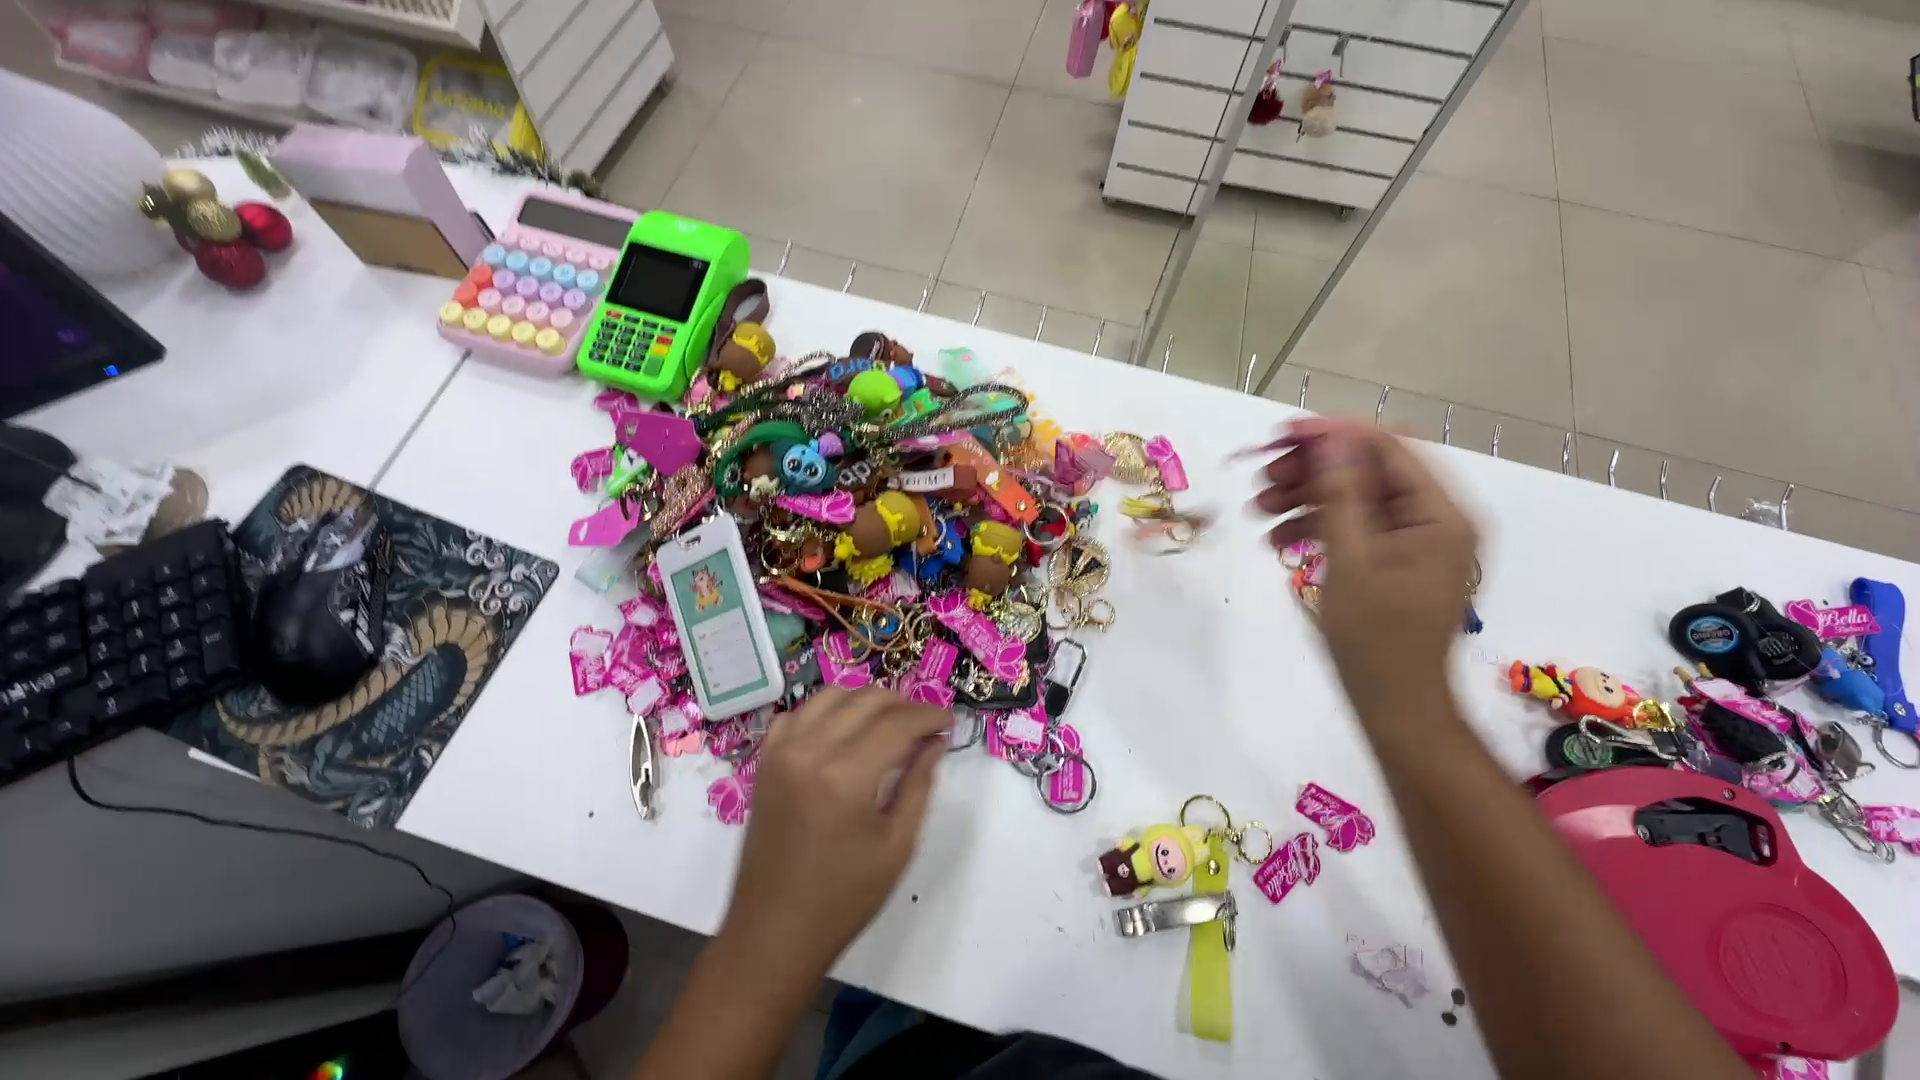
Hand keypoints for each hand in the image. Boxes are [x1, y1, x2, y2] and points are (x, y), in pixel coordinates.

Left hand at [721, 687, 947, 968]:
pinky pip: (798, 714)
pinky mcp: (765, 761)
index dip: (930, 715)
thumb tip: (935, 741)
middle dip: (903, 704)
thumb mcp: (897, 845)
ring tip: (889, 722)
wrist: (774, 930)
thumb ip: (919, 783)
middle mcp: (810, 750)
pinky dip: (826, 711)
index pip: (898, 722)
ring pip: (832, 696)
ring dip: (866, 700)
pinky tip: (843, 732)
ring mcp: (782, 752)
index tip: (949, 722)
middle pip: (866, 699)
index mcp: (847, 775)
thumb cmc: (844, 897)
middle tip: (925, 725)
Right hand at [1252, 418, 1477, 721]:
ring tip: (1258, 510)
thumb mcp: (1351, 559)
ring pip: (1355, 499)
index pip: (1388, 448)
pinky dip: (1317, 528)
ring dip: (1305, 499)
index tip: (1279, 438)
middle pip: (1368, 471)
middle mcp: (1436, 519)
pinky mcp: (1396, 563)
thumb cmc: (1375, 637)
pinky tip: (1278, 539)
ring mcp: (1416, 542)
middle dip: (1311, 471)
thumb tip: (1331, 438)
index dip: (1333, 435)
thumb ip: (1340, 493)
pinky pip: (1355, 529)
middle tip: (1262, 479)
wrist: (1395, 705)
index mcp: (1442, 514)